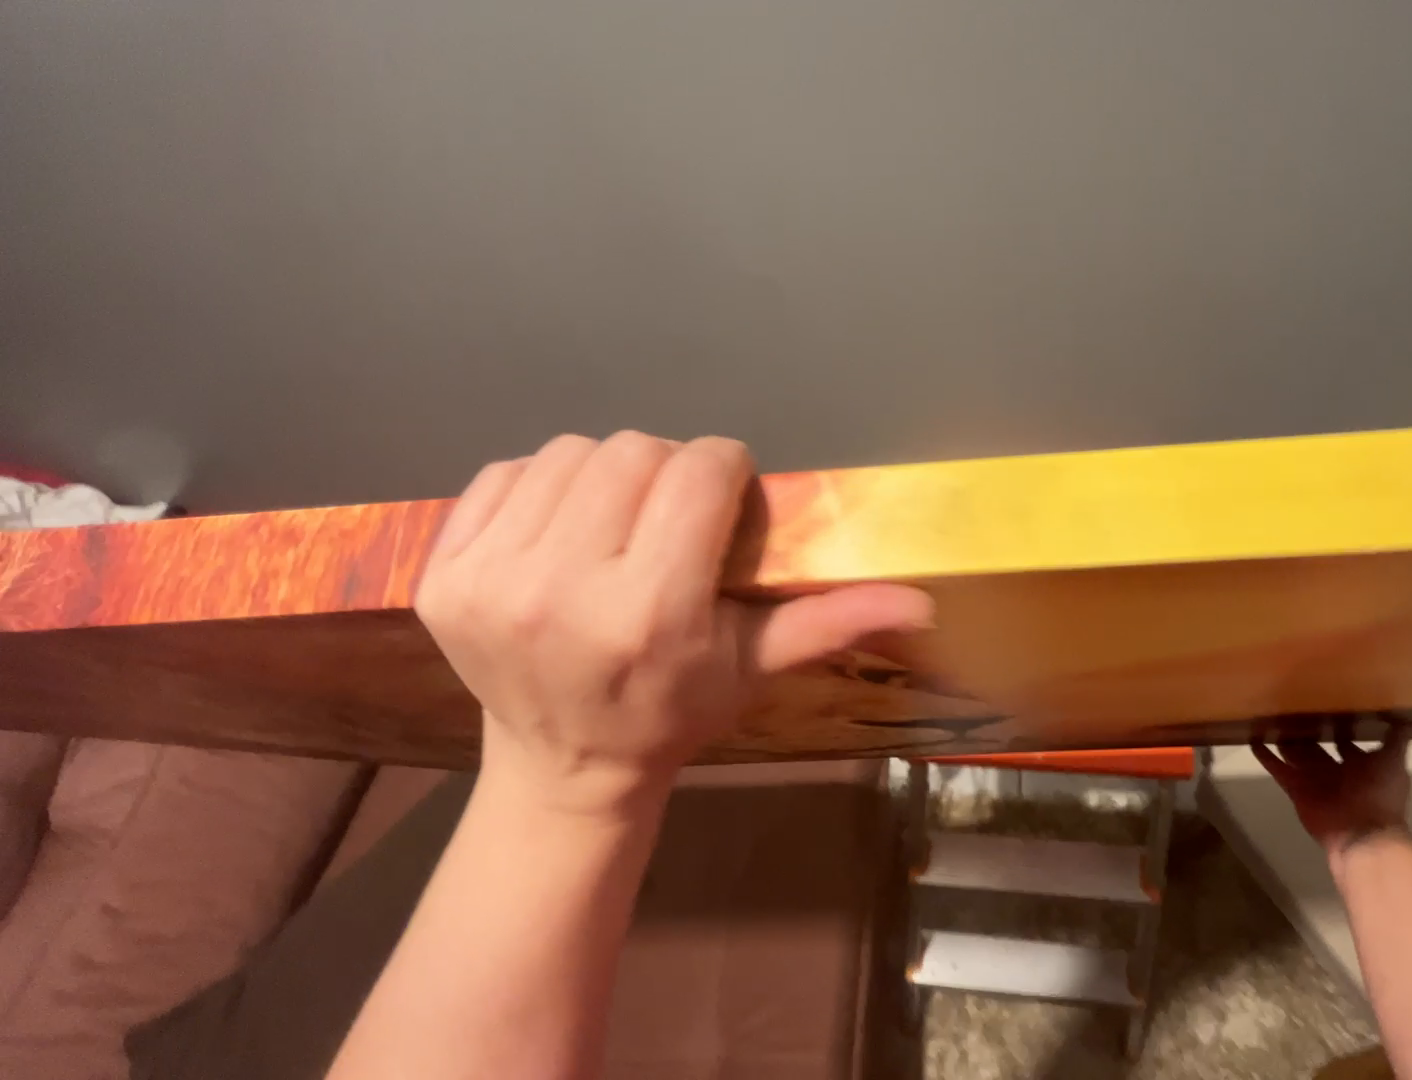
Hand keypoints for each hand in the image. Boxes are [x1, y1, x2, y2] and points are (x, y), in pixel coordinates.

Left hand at [415, 432, 935, 817]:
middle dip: (670, 471)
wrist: (564, 763)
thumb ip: (832, 623)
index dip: (726, 471)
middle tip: (675, 517)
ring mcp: (490, 580)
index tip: (726, 501)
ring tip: (621, 525)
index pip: (699, 471)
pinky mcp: (440, 574)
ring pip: (572, 452)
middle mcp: (561, 589)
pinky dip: (546, 487)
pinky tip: (564, 532)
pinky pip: (506, 473)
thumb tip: (924, 601)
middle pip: (637, 451)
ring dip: (610, 475)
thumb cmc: (676, 711)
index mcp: (650, 612)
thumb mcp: (758, 667)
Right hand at [1251, 716, 1411, 859]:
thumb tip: (1408, 716)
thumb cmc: (1379, 794)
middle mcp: (1336, 770)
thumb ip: (1396, 739)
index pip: (1346, 740)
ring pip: (1295, 755)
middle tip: (1290, 708)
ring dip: (1284, 740)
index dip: (1337, 724)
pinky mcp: (1295, 789)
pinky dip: (1266, 757)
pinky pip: (1278, 769)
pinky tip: (1253, 740)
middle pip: (1317, 746)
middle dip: (1306, 731)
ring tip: (1268, 718)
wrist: (1362, 833)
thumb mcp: (1393, 761)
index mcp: (1361, 764)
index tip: (1325, 704)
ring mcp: (1314, 780)